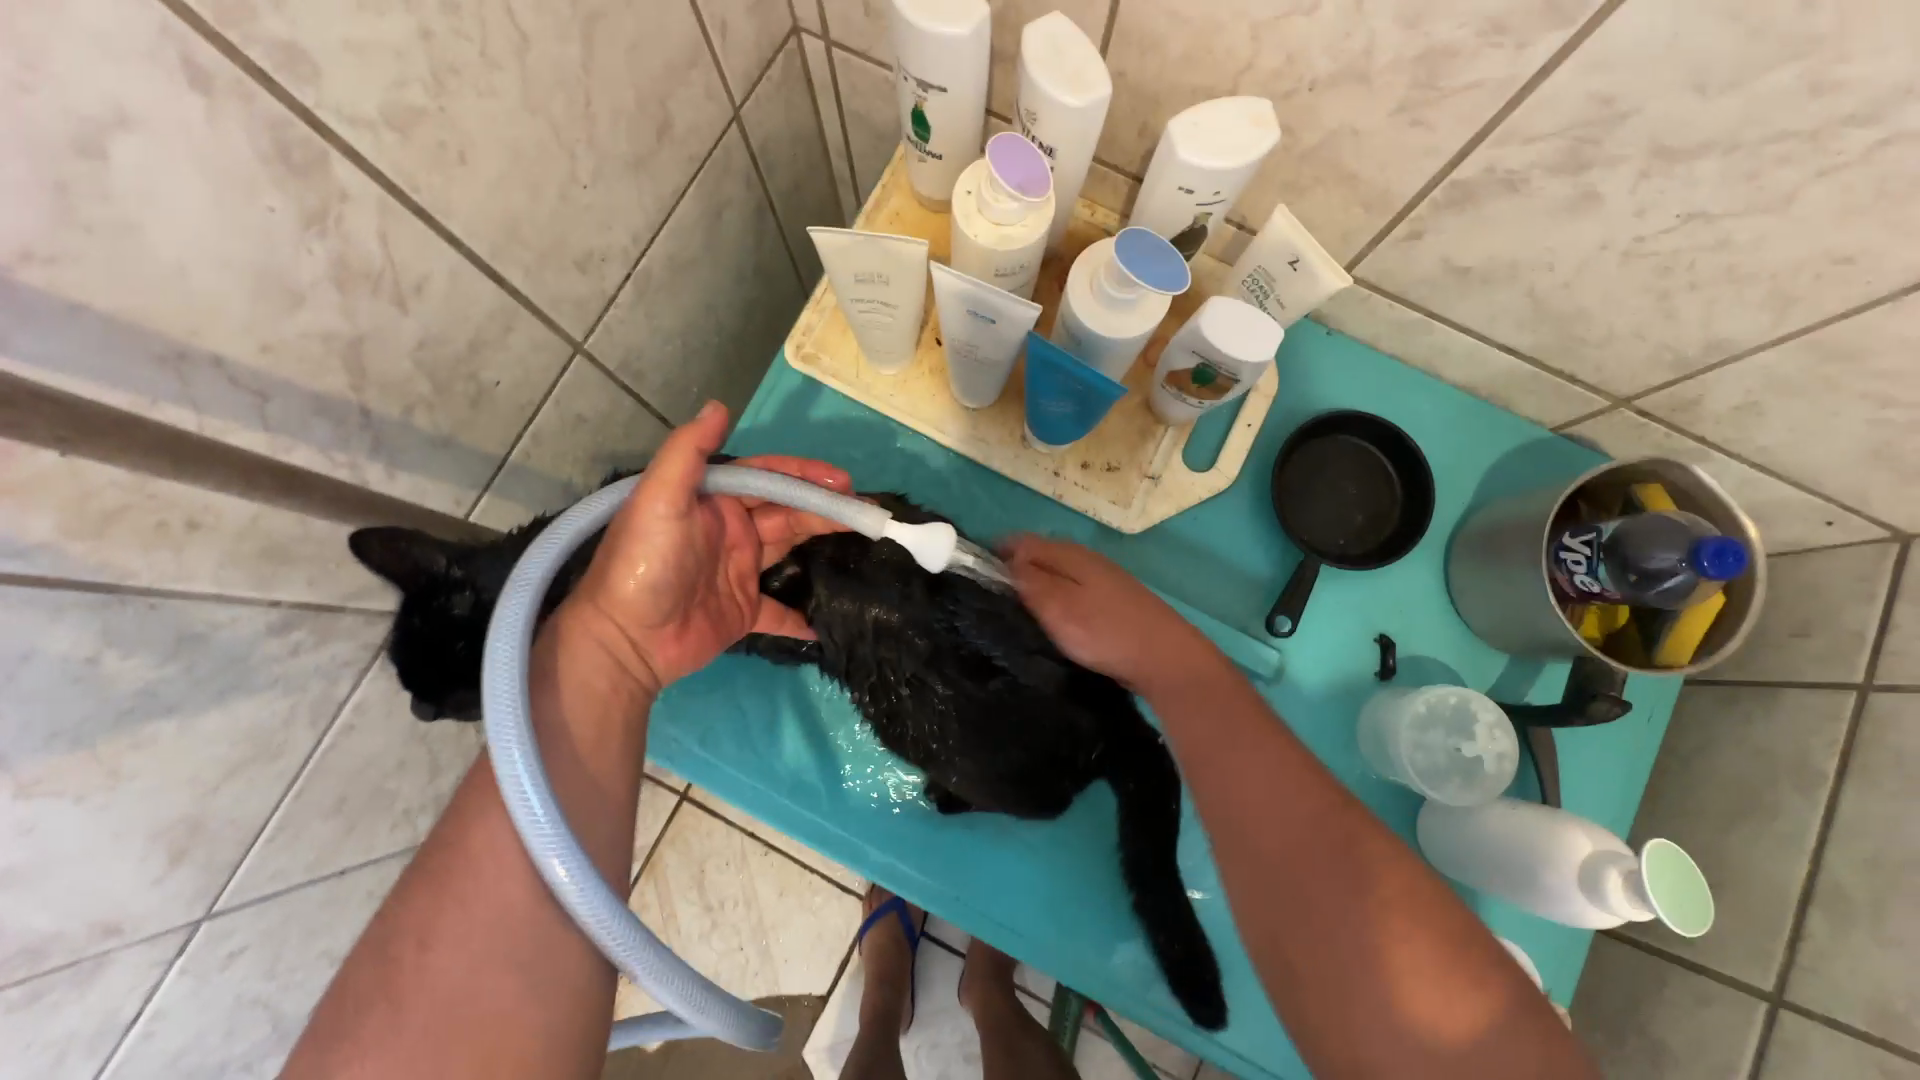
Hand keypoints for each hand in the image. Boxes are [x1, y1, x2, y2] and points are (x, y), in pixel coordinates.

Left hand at [560, 401, 850, 696]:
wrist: (625, 639)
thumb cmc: (644, 564)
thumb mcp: (659, 498)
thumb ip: (689, 451)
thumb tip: (720, 406)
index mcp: (713, 502)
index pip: (767, 478)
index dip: (804, 476)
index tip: (843, 483)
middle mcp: (729, 531)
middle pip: (786, 511)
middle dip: (824, 507)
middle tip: (865, 512)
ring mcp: (737, 572)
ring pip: (789, 548)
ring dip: (822, 542)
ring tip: (862, 541)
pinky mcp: (741, 612)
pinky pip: (779, 611)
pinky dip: (800, 616)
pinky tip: (824, 619)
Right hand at [1004, 535, 1221, 694]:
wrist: (1165, 658)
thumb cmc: (1104, 631)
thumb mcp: (1056, 606)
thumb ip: (1027, 581)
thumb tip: (1003, 560)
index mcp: (1067, 553)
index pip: (1018, 541)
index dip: (993, 557)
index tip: (975, 584)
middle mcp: (1083, 558)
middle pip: (1038, 557)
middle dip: (1013, 574)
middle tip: (993, 607)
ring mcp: (1101, 579)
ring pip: (1056, 577)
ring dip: (1036, 591)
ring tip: (1020, 620)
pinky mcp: (1112, 602)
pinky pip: (1072, 594)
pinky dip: (1057, 605)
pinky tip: (1055, 628)